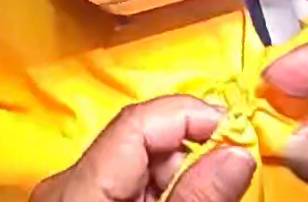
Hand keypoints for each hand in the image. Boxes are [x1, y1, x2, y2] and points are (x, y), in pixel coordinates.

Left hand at [30, 95, 256, 201]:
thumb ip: (194, 195)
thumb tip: (238, 150)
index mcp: (78, 184)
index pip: (137, 121)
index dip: (188, 113)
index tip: (236, 125)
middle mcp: (68, 181)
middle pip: (139, 140)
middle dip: (190, 148)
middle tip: (233, 170)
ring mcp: (72, 197)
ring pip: (136, 165)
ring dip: (179, 174)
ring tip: (212, 191)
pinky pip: (125, 186)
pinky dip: (160, 191)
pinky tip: (184, 200)